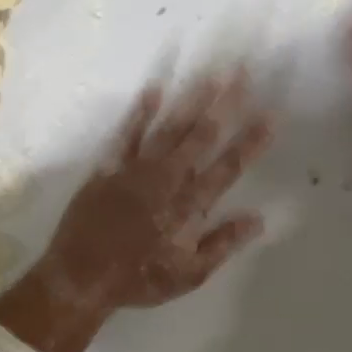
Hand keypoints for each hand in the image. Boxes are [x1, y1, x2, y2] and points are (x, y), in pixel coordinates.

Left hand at [43, 69, 273, 309]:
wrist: (79, 277)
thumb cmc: (137, 279)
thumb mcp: (188, 274)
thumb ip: (223, 243)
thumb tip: (258, 219)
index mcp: (189, 207)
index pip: (228, 168)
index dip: (251, 141)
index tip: (271, 114)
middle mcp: (166, 180)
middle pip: (201, 136)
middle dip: (224, 103)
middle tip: (242, 72)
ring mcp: (136, 170)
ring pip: (169, 128)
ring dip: (190, 99)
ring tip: (210, 72)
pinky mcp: (108, 167)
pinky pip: (127, 134)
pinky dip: (140, 111)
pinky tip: (154, 88)